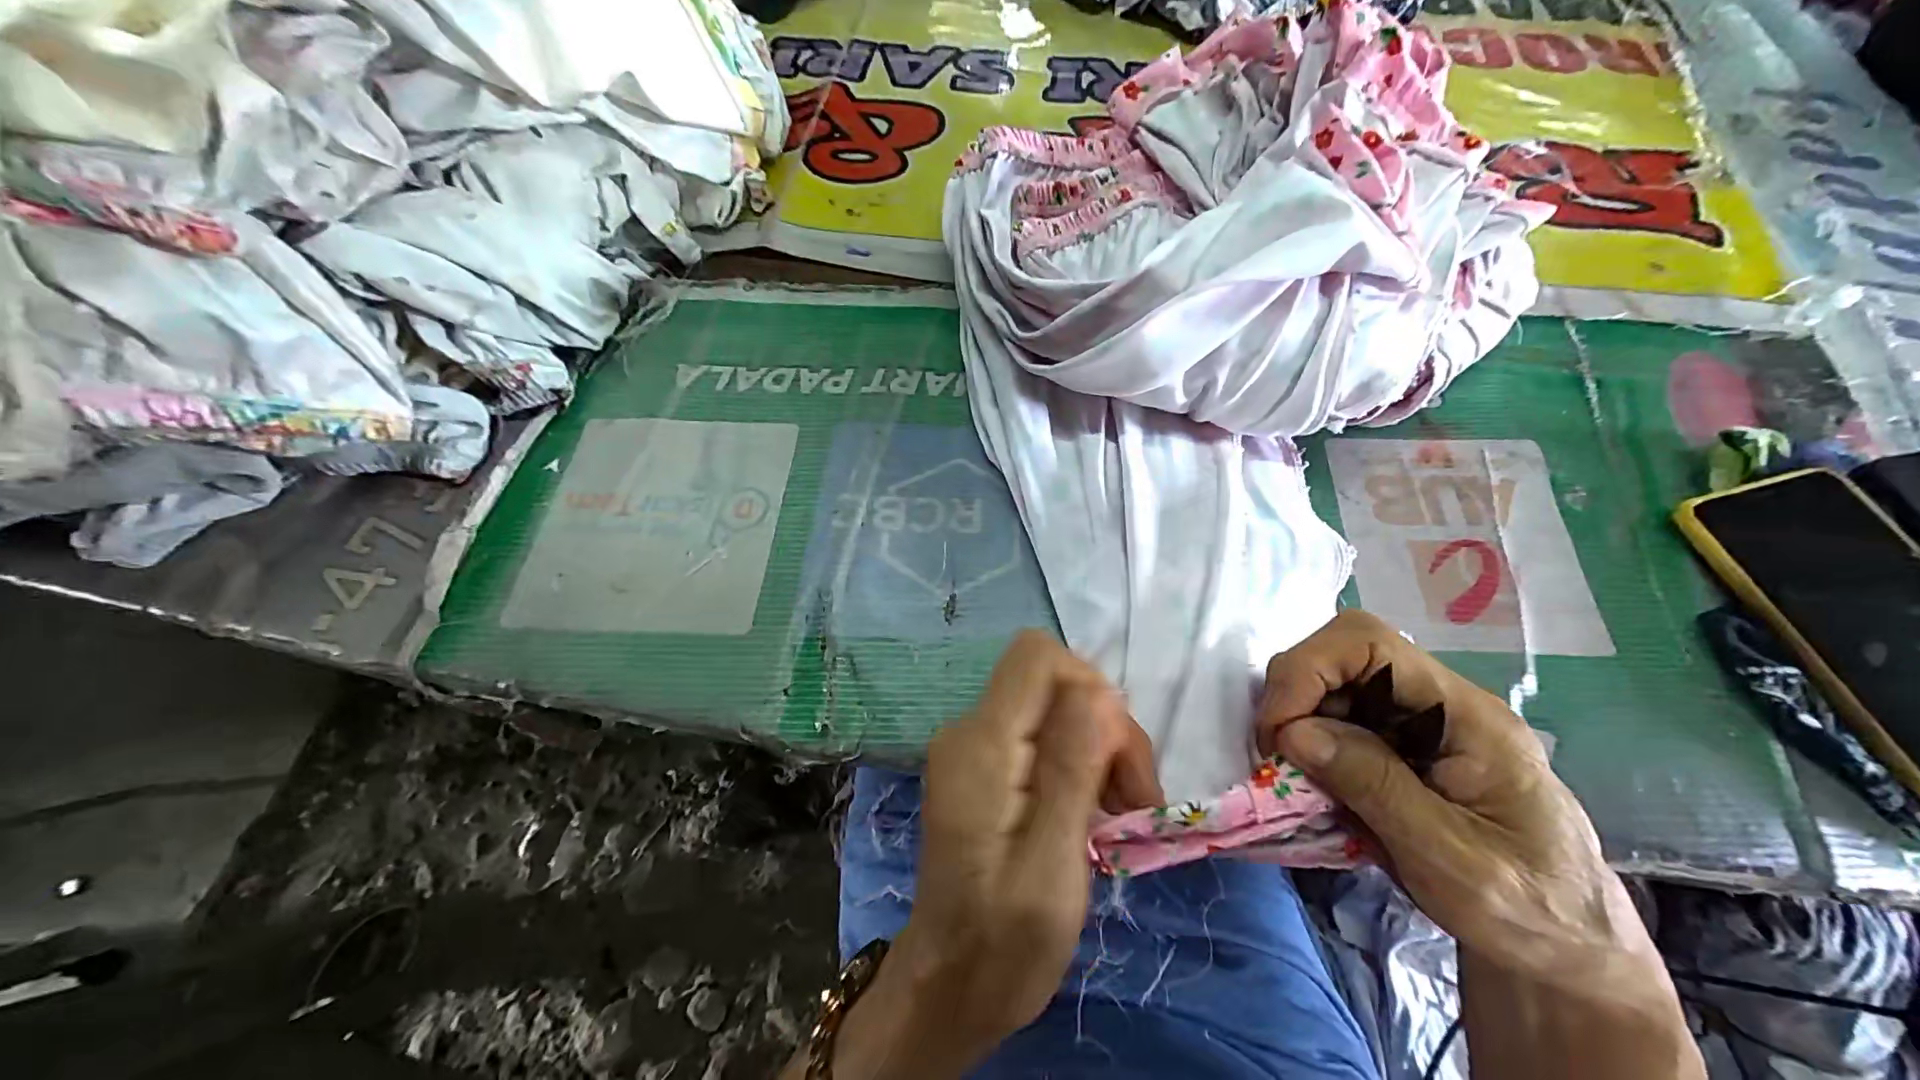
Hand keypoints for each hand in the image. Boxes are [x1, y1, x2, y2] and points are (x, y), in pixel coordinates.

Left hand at [823, 630, 1161, 1078]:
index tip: (1119, 761)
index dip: (1092, 689)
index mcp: (982, 745)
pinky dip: (1080, 764)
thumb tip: (1098, 690)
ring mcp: (975, 748)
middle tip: (1133, 802)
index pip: (1038, 657)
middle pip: (1055, 682)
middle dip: (1107, 729)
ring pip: (1056, 707)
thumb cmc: (1005, 941)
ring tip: (1119, 815)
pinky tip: (1094, 813)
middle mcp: (970, 731)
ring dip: (1101, 750)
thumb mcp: (1051, 863)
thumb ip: (1070, 769)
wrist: (952, 983)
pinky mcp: (986, 768)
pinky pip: (1043, 736)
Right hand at [1254, 611, 1660, 997]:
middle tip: (1275, 755)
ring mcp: (1420, 724)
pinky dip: (1309, 744)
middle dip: (1295, 694)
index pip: (1371, 644)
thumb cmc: (1529, 913)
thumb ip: (1375, 787)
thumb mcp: (1451, 860)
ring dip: (1298, 721)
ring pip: (1334, 686)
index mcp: (1467, 717)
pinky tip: (1311, 784)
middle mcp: (1441, 704)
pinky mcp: (1402, 748)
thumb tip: (1294, 731)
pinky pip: (1338, 721)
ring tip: (1290, 775)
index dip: (1307, 670)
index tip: (1278, 733)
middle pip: (1345, 655)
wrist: (1575, 955)